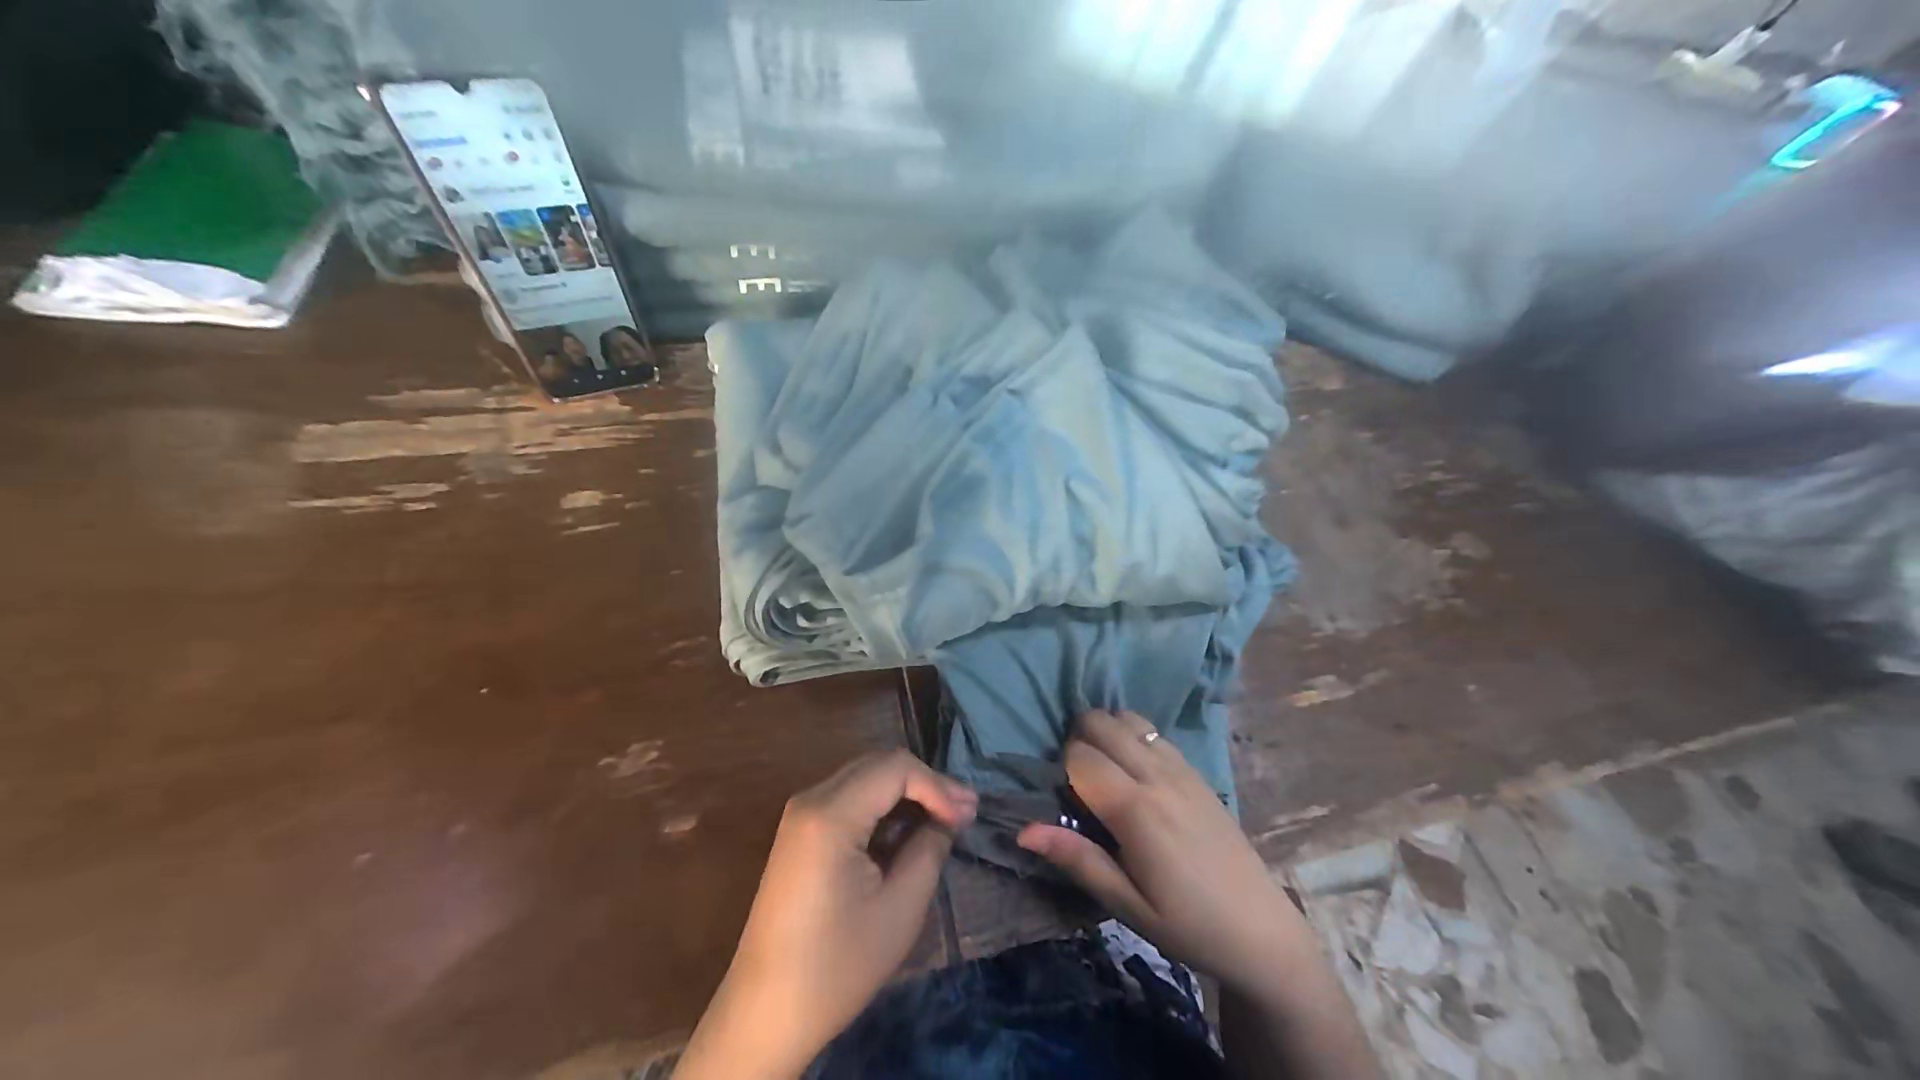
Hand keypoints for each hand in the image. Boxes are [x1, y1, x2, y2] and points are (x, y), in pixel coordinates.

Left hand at [676, 749, 976, 1079]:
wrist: (766, 1010)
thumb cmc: (836, 965)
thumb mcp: (899, 910)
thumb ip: (929, 850)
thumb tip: (948, 819)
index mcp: (830, 815)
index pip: (895, 768)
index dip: (938, 786)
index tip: (967, 818)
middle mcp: (810, 800)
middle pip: (878, 765)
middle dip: (926, 784)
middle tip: (965, 811)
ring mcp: (800, 815)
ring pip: (865, 777)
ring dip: (906, 792)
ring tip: (946, 818)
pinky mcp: (800, 832)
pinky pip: (849, 798)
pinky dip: (884, 806)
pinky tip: (909, 828)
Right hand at [1017, 709, 1304, 997]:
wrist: (1261, 930)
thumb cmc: (1186, 925)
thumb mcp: (1126, 904)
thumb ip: (1077, 859)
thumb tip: (1022, 830)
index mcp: (1136, 810)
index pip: (1080, 755)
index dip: (1062, 769)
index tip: (1067, 800)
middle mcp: (1158, 776)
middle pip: (1101, 722)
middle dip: (1078, 738)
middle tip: (1080, 781)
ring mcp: (1182, 768)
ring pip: (1129, 719)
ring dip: (1107, 732)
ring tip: (1105, 771)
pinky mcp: (1197, 772)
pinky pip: (1155, 733)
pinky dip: (1133, 736)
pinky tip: (1135, 772)